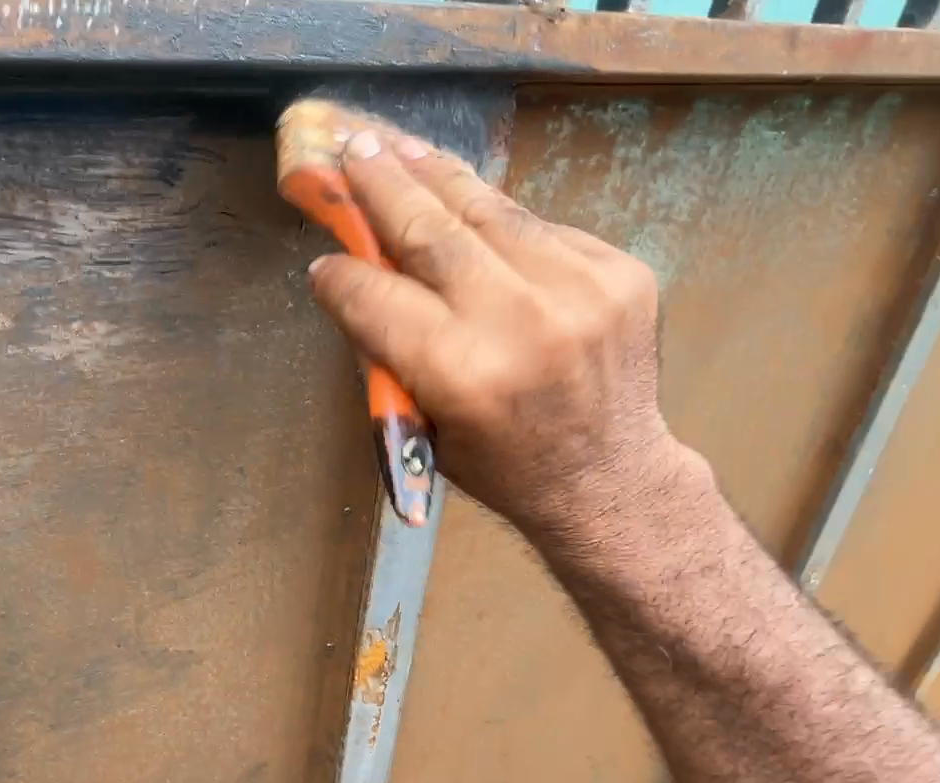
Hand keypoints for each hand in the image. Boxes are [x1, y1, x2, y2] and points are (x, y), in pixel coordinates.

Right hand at [308, 129, 687, 537]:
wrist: (607, 476)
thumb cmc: (500, 465)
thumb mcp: (425, 427)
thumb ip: (393, 353)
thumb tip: (359, 282)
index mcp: (464, 374)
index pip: (379, 300)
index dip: (343, 277)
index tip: (321, 262)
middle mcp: (524, 321)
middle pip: (433, 233)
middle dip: (384, 188)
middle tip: (352, 151)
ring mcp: (581, 288)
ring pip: (489, 212)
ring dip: (436, 177)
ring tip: (399, 148)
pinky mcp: (618, 269)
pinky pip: (535, 228)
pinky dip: (490, 217)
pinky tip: (463, 203)